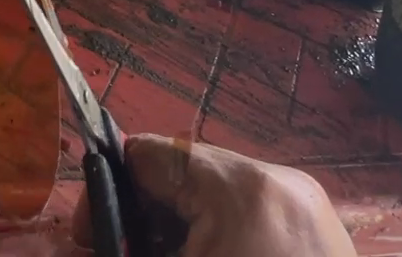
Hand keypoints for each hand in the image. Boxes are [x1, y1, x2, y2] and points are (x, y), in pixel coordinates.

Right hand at [111, 136, 354, 256]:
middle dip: (146, 216)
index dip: (108, 195)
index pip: (141, 154)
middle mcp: (274, 180)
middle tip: (136, 255)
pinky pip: (248, 212)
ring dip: (182, 227)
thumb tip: (79, 243)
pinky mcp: (322, 229)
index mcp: (237, 189)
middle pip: (177, 171)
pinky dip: (220, 236)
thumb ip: (124, 249)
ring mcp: (306, 203)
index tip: (95, 241)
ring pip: (211, 192)